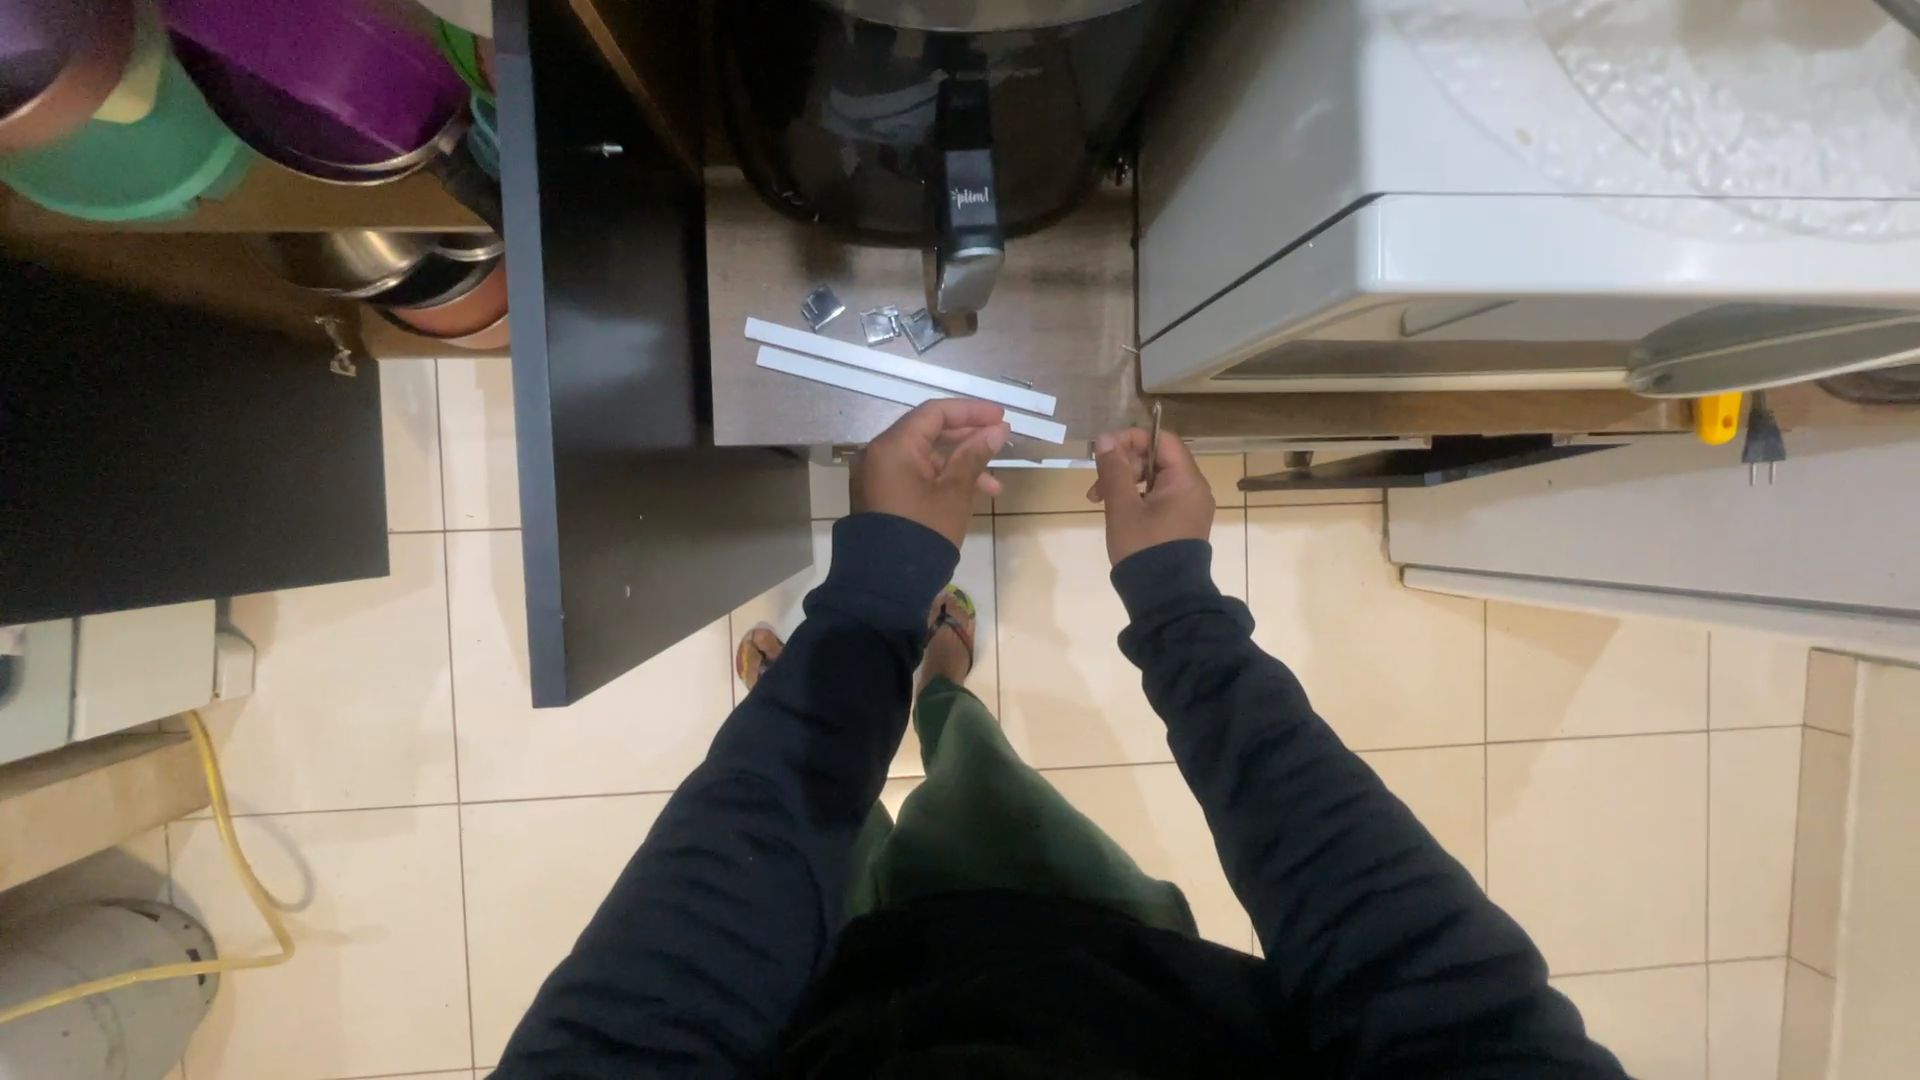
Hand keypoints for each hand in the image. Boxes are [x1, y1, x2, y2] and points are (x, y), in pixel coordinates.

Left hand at [851, 400, 1010, 548]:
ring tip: (994, 487)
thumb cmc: (924, 531)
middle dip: (967, 438)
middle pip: (928, 433)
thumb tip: (996, 430)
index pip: (934, 413)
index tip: (1000, 417)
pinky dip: (940, 480)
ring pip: (924, 459)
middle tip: (1000, 442)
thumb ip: (974, 456)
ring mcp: (876, 477)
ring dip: (959, 466)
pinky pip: (913, 477)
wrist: (886, 584)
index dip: (970, 412)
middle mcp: (878, 455)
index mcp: (893, 446)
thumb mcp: (954, 492)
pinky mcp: (880, 497)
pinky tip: (970, 496)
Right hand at [1088, 425, 1214, 565]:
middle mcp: (1194, 490)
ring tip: (1099, 501)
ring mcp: (1189, 508)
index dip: (1132, 439)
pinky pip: (1159, 499)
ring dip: (1125, 483)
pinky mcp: (1181, 524)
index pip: (1162, 440)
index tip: (1105, 453)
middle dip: (1123, 466)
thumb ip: (1114, 469)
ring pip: (1154, 480)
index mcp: (1186, 481)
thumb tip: (1105, 439)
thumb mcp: (1122, 507)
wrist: (1164, 598)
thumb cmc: (1143, 548)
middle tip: (1097, 487)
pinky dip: (1136, 499)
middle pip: (1157, 459)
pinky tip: (1117, 513)